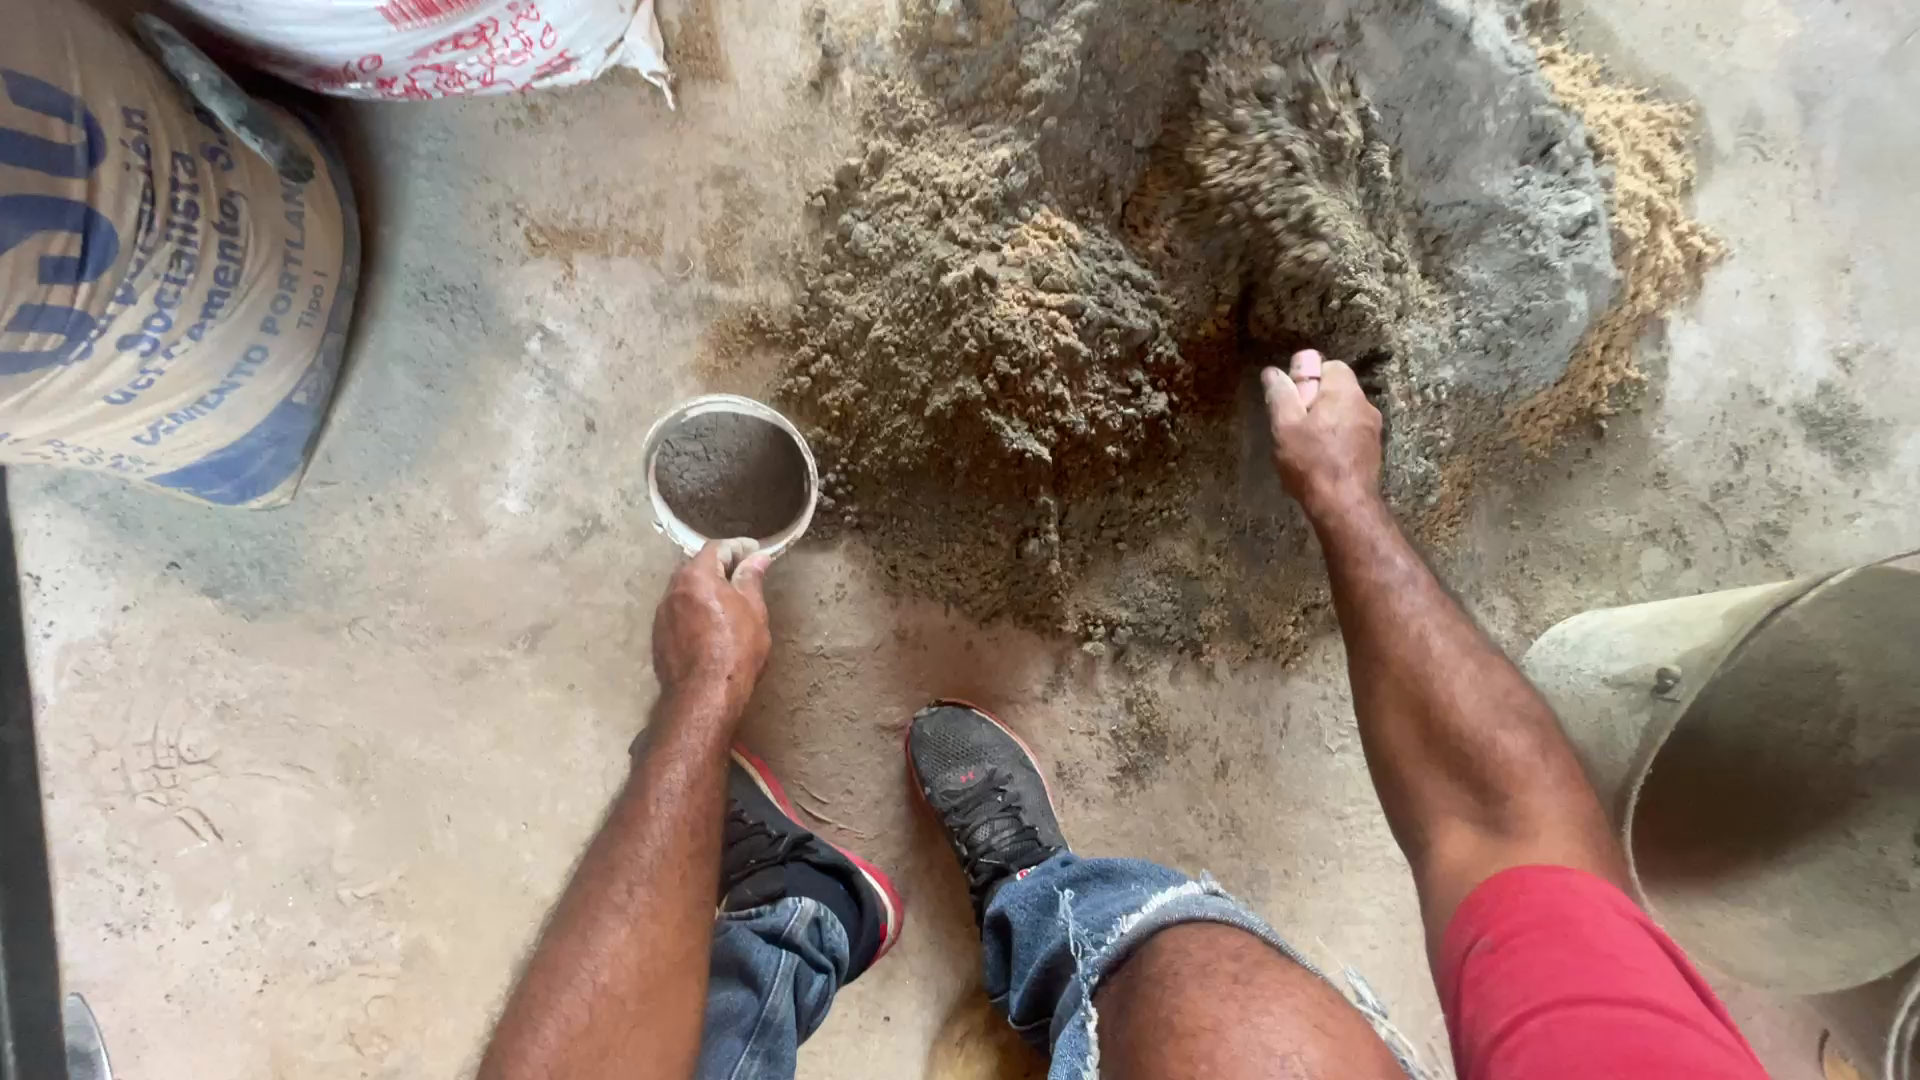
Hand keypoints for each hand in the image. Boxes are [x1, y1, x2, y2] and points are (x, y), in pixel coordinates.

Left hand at [651, 540, 772, 718]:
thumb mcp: (753, 611)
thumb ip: (751, 579)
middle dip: (720, 566)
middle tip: (743, 574)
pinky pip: (678, 612)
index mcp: (697, 577)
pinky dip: (695, 609)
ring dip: (705, 589)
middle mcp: (673, 590)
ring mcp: (662, 614)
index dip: (738, 547)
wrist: (703, 695)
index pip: (717, 548)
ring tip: (728, 600)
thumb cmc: (736, 649)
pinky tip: (710, 624)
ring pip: (685, 590)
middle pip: (696, 567)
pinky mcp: (658, 636)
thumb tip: (757, 558)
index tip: (755, 551)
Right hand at [1262, 349, 1383, 521]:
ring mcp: (1372, 429)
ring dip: (1324, 421)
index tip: (1291, 397)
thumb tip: (1272, 372)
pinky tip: (1319, 457)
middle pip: (1337, 390)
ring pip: (1343, 413)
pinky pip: (1350, 432)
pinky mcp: (1372, 450)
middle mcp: (1364, 405)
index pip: (1330, 366)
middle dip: (1314, 400)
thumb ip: (1279, 396)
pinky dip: (1334, 437)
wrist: (1344, 503)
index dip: (1308, 376)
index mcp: (1344, 393)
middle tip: (1292, 423)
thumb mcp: (1285, 426)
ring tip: (1303, 444)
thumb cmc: (1311, 461)